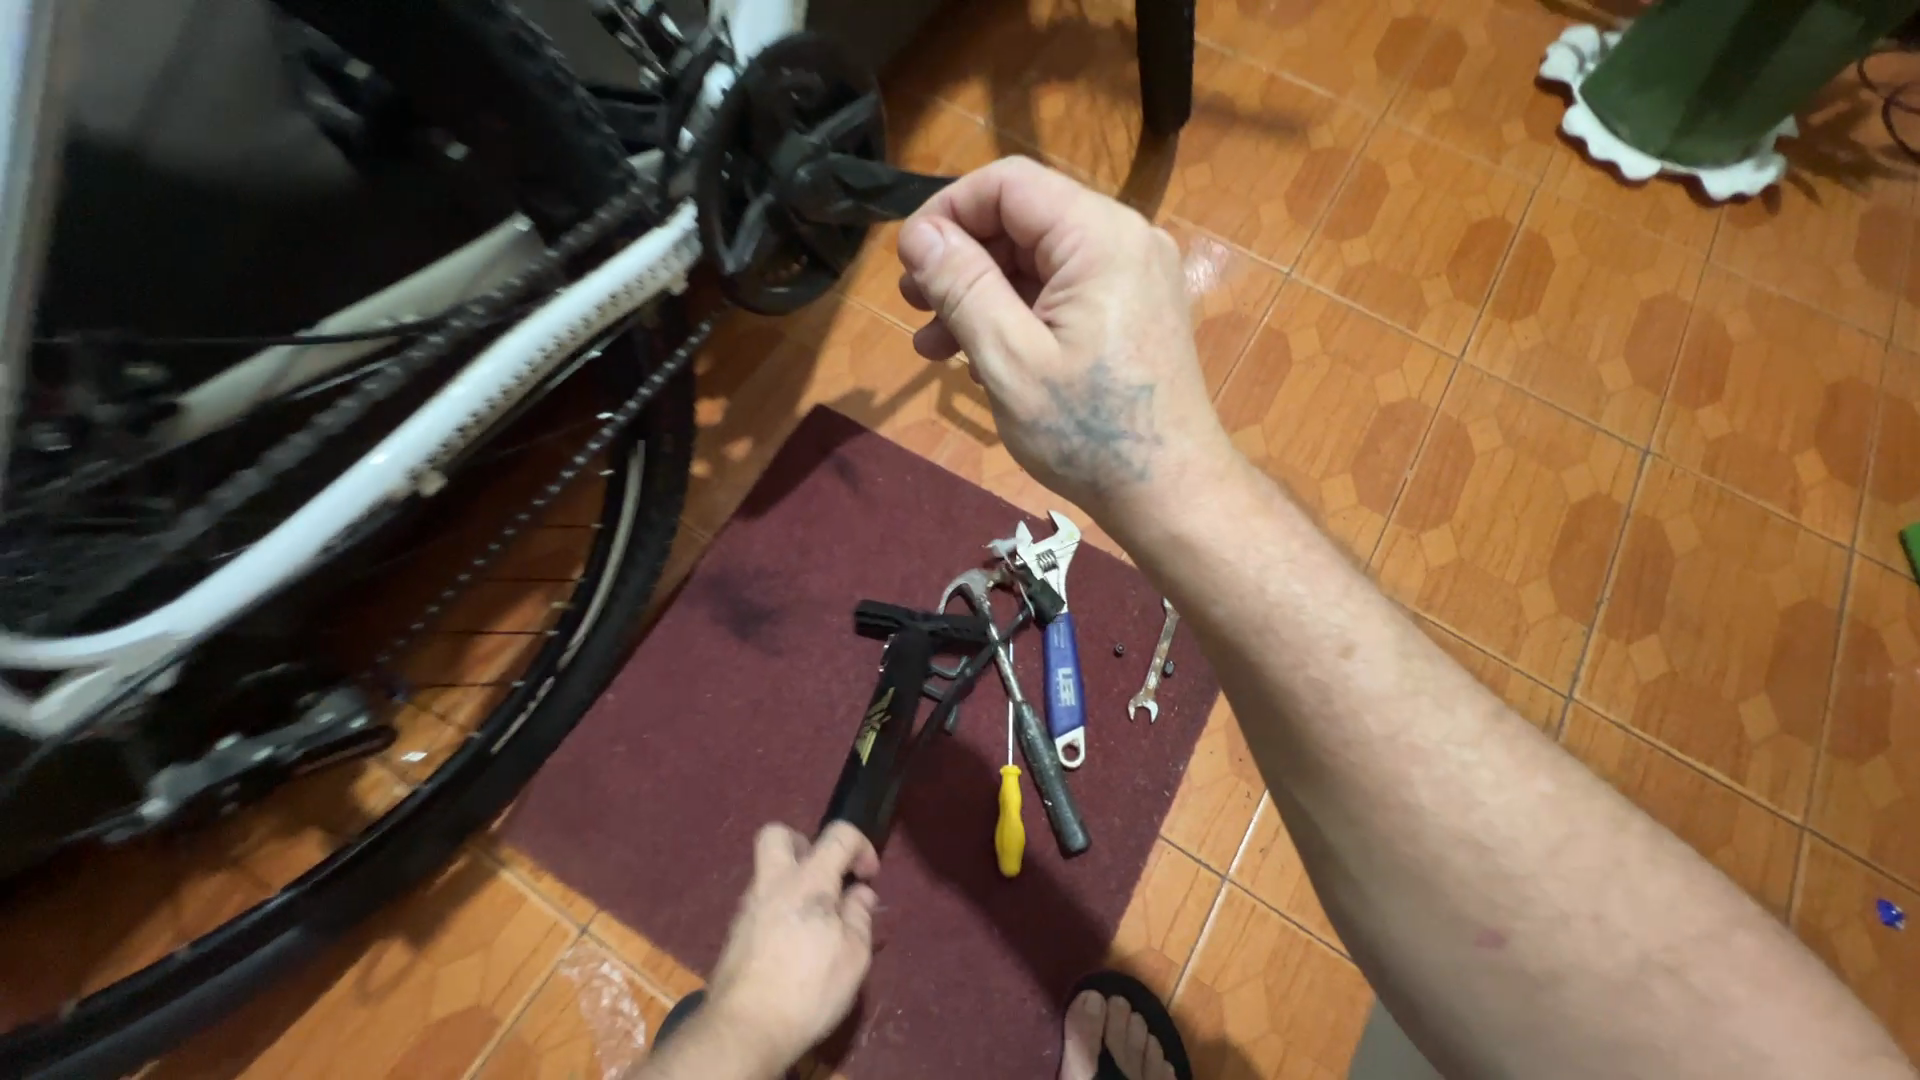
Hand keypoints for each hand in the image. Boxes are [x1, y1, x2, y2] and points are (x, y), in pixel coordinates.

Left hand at [704, 822, 880, 1069]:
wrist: (744, 1030)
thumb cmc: (808, 990)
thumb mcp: (854, 956)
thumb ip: (859, 916)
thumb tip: (858, 894)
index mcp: (808, 880)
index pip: (838, 834)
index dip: (861, 845)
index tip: (868, 876)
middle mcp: (773, 883)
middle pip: (778, 834)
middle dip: (804, 844)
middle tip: (824, 876)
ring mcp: (748, 907)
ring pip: (768, 871)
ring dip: (792, 882)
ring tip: (814, 921)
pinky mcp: (735, 933)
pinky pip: (760, 903)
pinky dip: (779, 910)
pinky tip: (793, 944)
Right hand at [896, 156, 1234, 519]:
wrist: (1168, 493)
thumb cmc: (1088, 432)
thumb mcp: (1010, 358)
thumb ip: (961, 287)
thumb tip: (918, 235)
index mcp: (1099, 237)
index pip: (1008, 184)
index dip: (946, 213)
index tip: (906, 262)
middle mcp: (1124, 241)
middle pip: (1023, 221)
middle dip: (960, 262)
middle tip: (912, 307)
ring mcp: (1132, 279)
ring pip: (1037, 263)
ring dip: (980, 296)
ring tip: (932, 345)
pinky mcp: (1130, 314)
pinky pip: (1061, 295)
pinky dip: (1016, 317)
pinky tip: (980, 359)